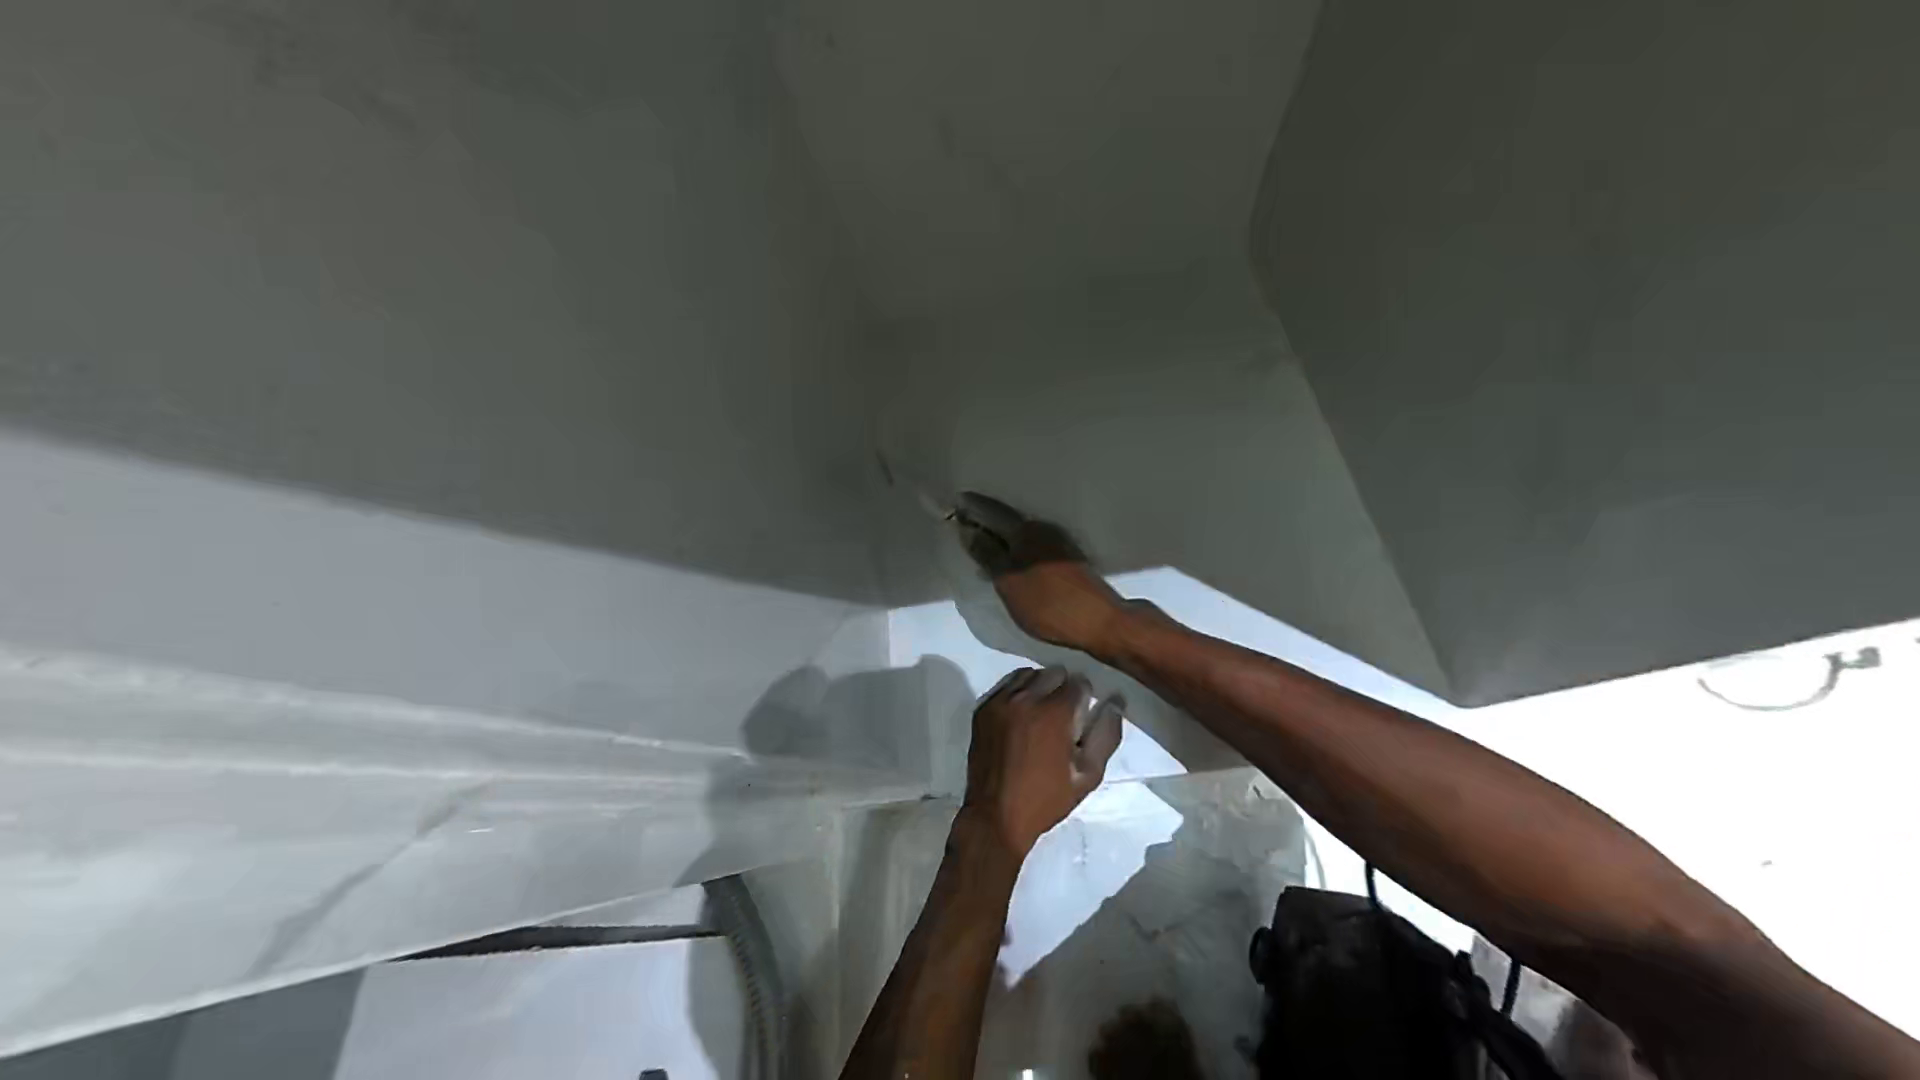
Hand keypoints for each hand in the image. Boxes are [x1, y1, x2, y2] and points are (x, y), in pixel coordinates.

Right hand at [954, 492, 1132, 654]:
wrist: (1101, 622)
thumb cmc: (1048, 603)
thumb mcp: (1008, 582)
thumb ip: (987, 555)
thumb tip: (968, 531)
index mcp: (1025, 530)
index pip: (992, 511)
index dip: (972, 508)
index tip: (955, 506)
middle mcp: (1043, 529)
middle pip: (1007, 523)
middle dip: (985, 525)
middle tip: (963, 531)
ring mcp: (1059, 545)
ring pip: (1021, 537)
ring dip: (1001, 542)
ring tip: (982, 554)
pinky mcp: (1068, 562)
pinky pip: (1033, 550)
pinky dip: (1017, 554)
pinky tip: (1009, 569)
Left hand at [961, 667, 1124, 857]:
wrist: (996, 815)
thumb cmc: (1047, 798)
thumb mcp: (1089, 773)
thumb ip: (1106, 733)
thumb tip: (1115, 701)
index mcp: (1054, 712)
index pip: (1079, 682)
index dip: (1085, 698)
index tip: (1082, 717)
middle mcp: (1025, 698)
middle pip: (1053, 673)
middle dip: (1063, 688)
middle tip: (1063, 717)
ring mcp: (1000, 701)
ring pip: (1028, 675)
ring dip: (1039, 687)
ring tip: (1041, 714)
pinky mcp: (982, 709)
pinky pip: (1006, 686)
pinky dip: (1017, 693)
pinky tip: (1021, 716)